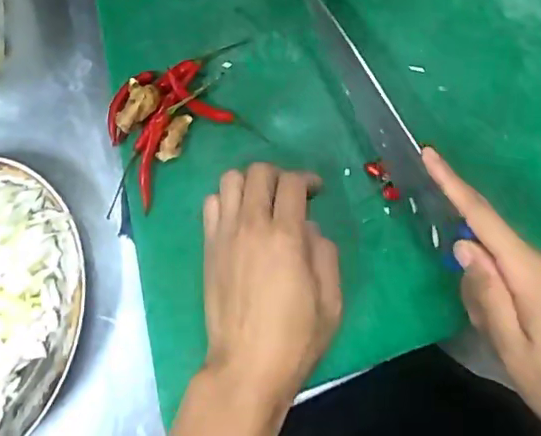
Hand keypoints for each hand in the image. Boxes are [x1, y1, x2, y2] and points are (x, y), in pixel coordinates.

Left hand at [184, 164, 340, 431]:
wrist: (245, 369)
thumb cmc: (294, 338)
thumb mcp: (331, 300)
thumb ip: (325, 253)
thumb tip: (309, 228)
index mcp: (286, 236)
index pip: (292, 182)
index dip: (307, 178)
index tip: (316, 190)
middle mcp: (252, 225)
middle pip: (260, 172)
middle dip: (279, 174)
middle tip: (289, 194)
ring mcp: (226, 234)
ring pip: (230, 179)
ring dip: (250, 182)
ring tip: (262, 200)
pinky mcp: (209, 247)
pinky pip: (210, 203)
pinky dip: (225, 200)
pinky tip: (239, 218)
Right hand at [425, 149, 540, 435]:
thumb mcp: (517, 353)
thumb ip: (487, 295)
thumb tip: (464, 246)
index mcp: (533, 273)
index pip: (483, 217)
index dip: (452, 184)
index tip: (429, 152)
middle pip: (493, 251)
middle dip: (477, 281)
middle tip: (489, 334)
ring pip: (509, 272)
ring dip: (497, 301)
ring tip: (513, 350)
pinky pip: (528, 284)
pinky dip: (514, 307)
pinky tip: (529, 346)